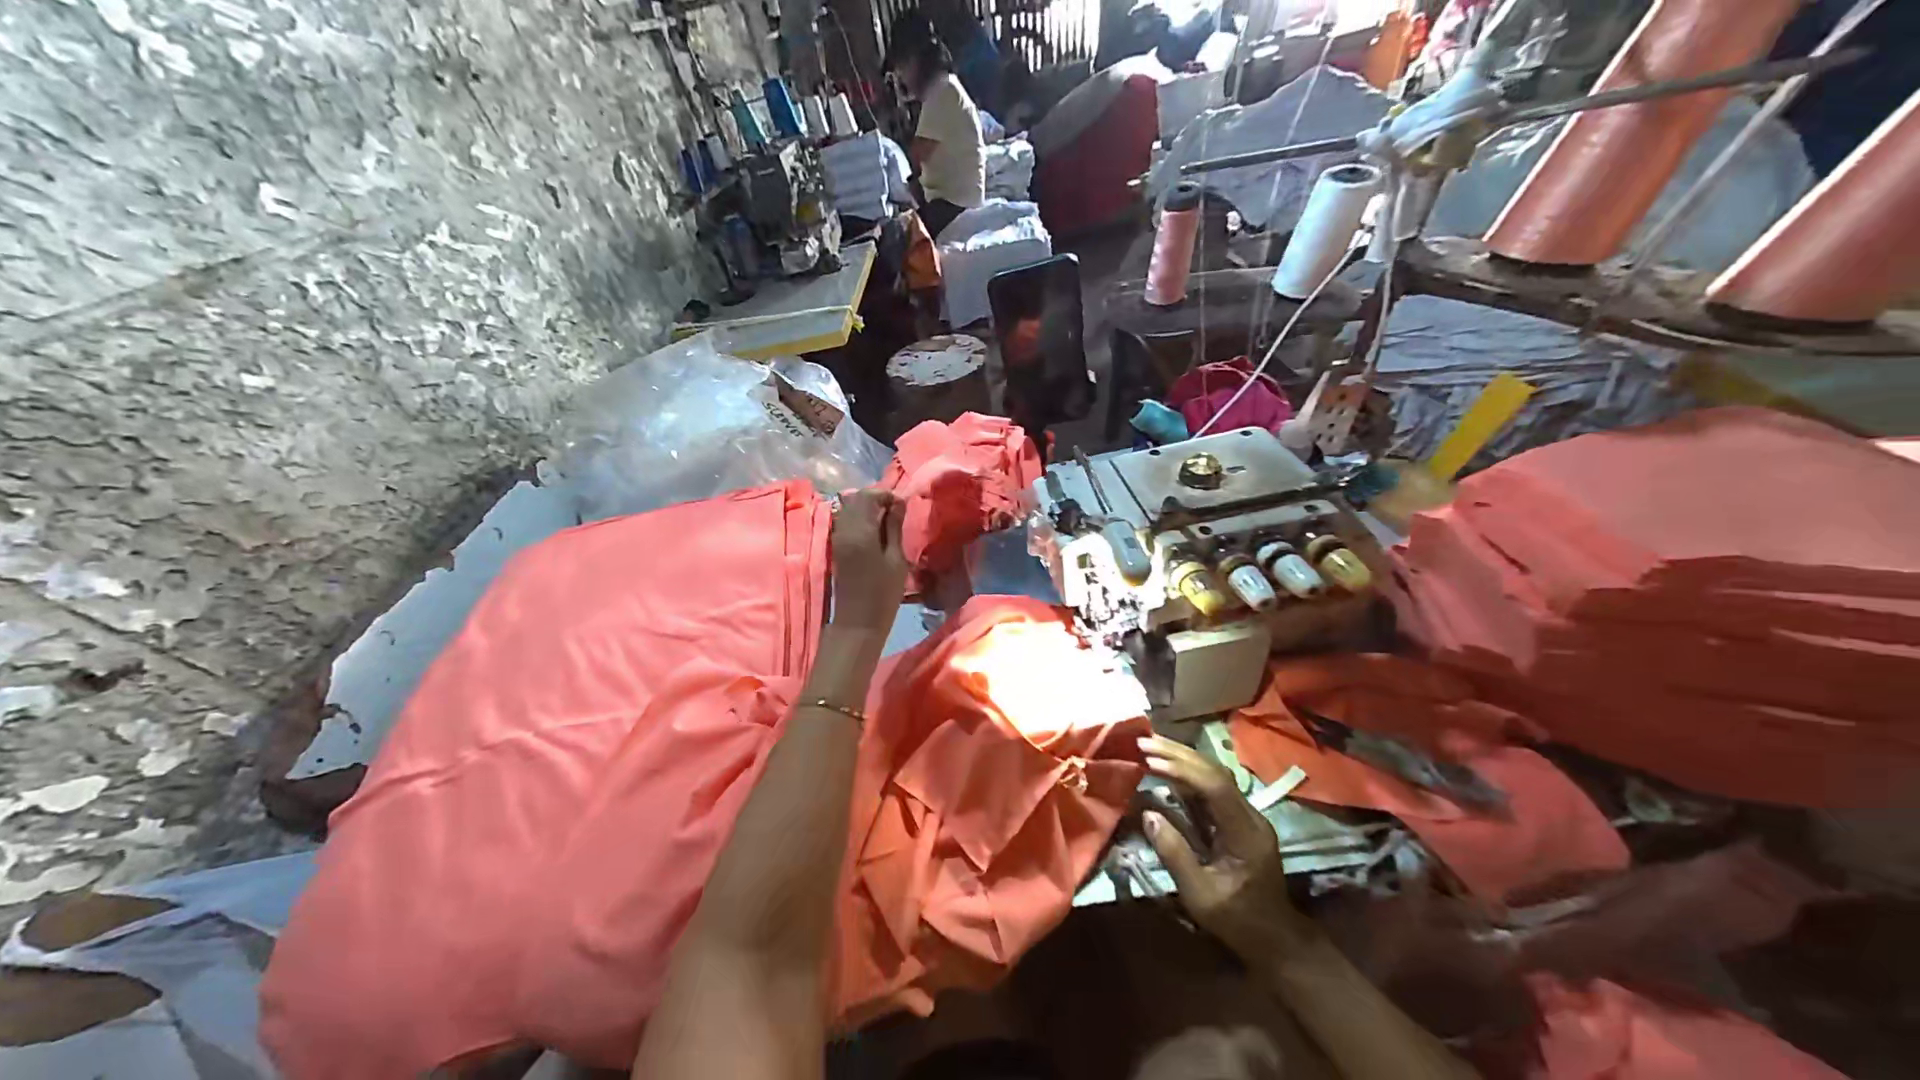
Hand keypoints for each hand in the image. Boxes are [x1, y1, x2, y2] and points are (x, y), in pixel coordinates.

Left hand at [828, 488, 909, 633]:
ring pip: (849, 508)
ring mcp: (837, 537)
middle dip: (876, 499)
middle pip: (856, 498)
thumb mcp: (896, 559)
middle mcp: (844, 528)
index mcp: (860, 530)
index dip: (886, 495)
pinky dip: (861, 520)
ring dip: (867, 509)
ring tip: (887, 524)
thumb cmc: (883, 593)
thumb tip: (897, 502)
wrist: (857, 622)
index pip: (869, 495)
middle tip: (896, 514)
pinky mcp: (836, 546)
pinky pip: (847, 521)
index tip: (902, 507)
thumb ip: (894, 527)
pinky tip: (875, 534)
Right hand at [1139, 734, 1313, 956]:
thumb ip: (1174, 853)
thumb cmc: (1236, 920)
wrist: (1275, 938)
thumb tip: (1148, 813)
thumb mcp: (1199, 895)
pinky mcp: (1238, 818)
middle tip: (1143, 741)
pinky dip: (1188, 772)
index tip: (1150, 761)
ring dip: (1182, 758)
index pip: (1216, 788)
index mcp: (1246, 834)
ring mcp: (1247, 815)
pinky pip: (1213, 786)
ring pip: (1215, 774)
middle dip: (1178, 754)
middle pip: (1216, 772)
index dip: (1183, 771)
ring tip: (1150, 745)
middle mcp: (1251, 816)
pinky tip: (1166, 766)